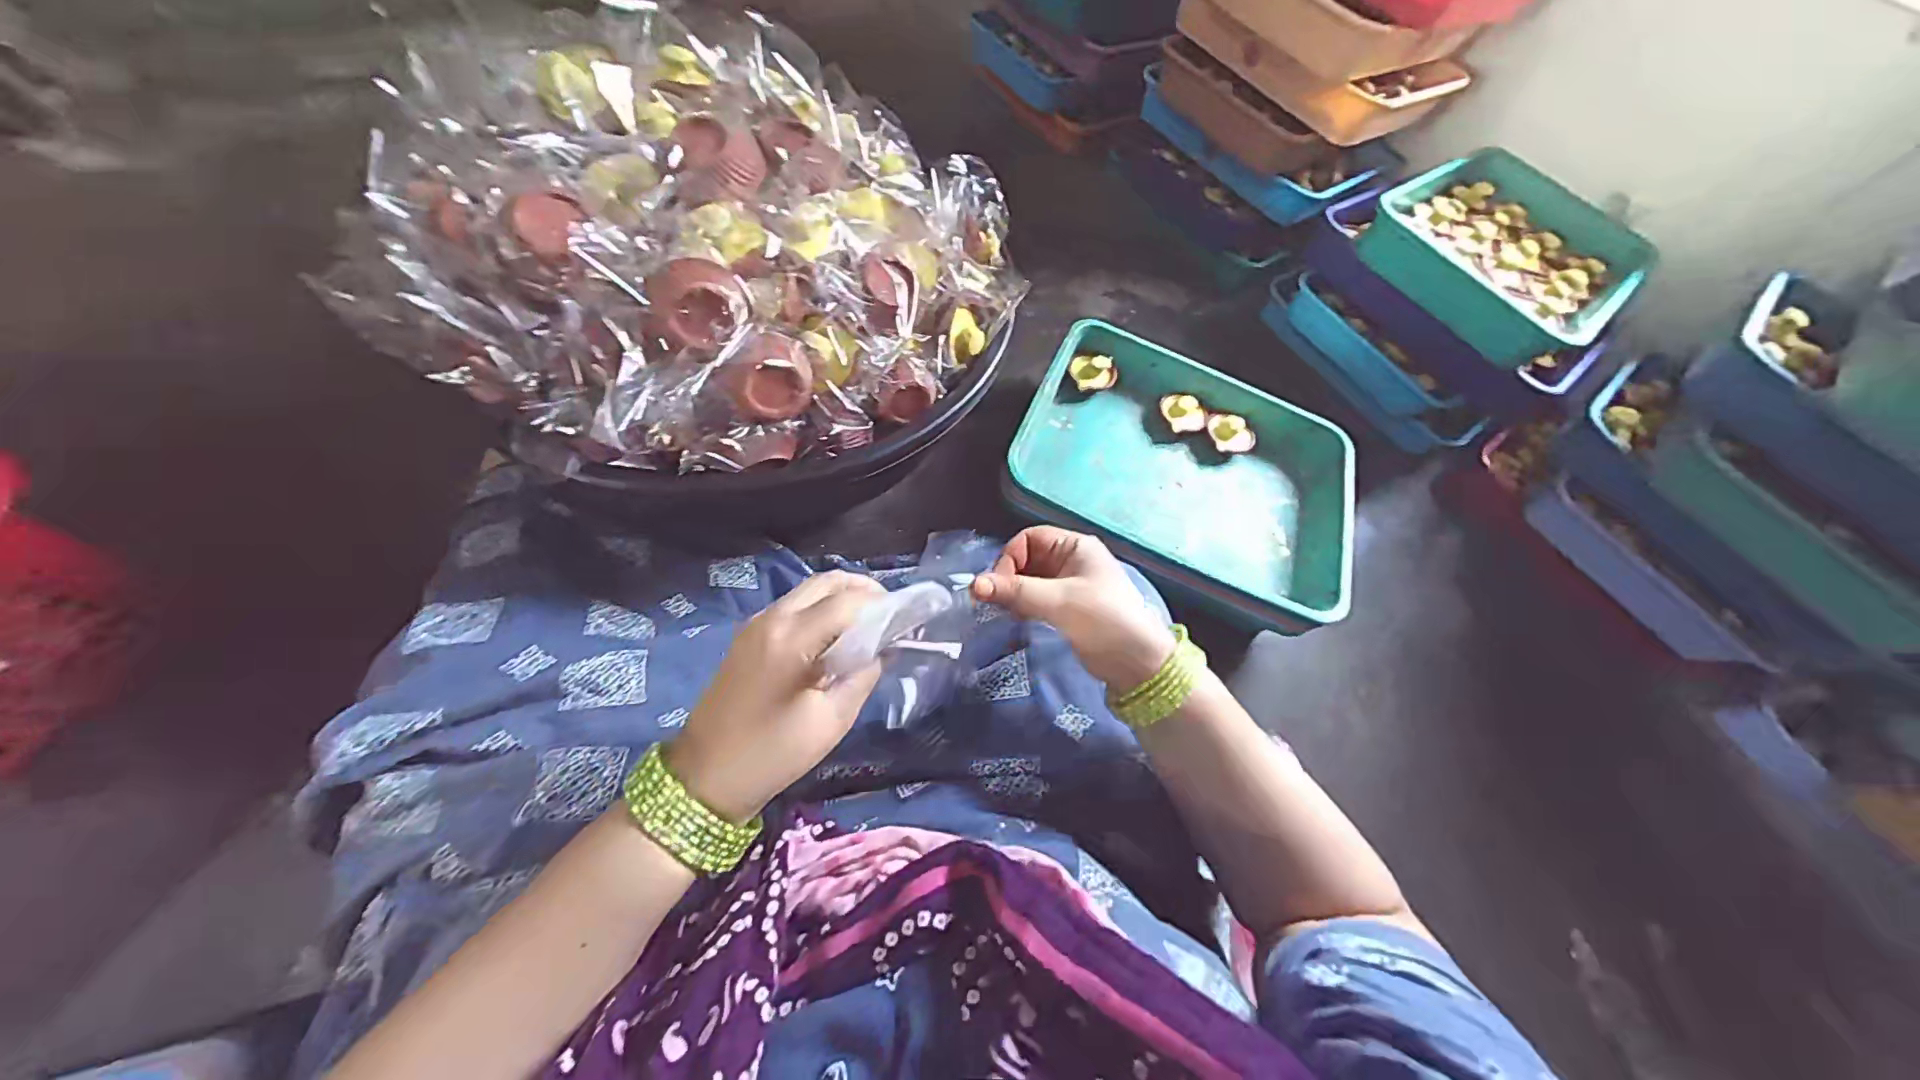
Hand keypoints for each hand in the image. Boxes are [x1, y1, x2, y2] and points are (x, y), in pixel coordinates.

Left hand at [666, 571, 886, 822]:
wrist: (705, 777)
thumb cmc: (772, 754)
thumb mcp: (831, 720)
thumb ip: (863, 675)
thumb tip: (882, 648)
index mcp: (791, 637)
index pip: (848, 601)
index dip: (883, 605)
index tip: (907, 619)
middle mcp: (772, 617)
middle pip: (827, 582)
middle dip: (863, 590)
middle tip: (890, 615)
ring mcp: (756, 624)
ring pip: (809, 590)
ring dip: (842, 597)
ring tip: (870, 625)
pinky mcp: (749, 636)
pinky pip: (793, 606)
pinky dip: (821, 608)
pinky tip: (837, 635)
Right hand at [971, 526, 1174, 689]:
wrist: (1137, 663)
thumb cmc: (1104, 620)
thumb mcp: (1059, 601)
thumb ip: (1016, 591)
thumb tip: (974, 585)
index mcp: (1075, 547)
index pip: (1028, 539)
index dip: (1009, 558)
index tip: (1000, 585)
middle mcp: (1070, 561)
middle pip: (1025, 559)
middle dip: (1008, 577)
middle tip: (997, 602)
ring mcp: (1068, 585)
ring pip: (1028, 581)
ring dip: (1013, 594)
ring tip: (1005, 612)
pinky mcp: (1065, 609)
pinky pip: (1035, 599)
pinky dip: (1022, 606)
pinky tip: (1016, 619)